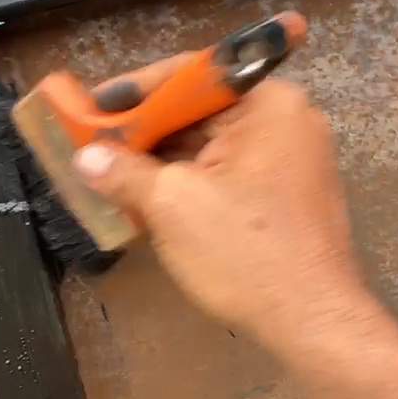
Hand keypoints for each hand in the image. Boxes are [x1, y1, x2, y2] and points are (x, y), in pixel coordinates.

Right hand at [72, 77, 369, 355]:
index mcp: (268, 104)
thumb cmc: (244, 251)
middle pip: (200, 111)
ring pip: (211, 146)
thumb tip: (85, 157)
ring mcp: (291, 159)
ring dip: (163, 159)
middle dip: (146, 130)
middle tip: (94, 142)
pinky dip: (189, 181)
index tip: (91, 105)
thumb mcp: (172, 204)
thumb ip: (124, 171)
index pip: (190, 76)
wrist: (312, 322)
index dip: (134, 91)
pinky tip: (150, 197)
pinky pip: (227, 172)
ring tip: (111, 171)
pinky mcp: (286, 194)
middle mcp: (286, 121)